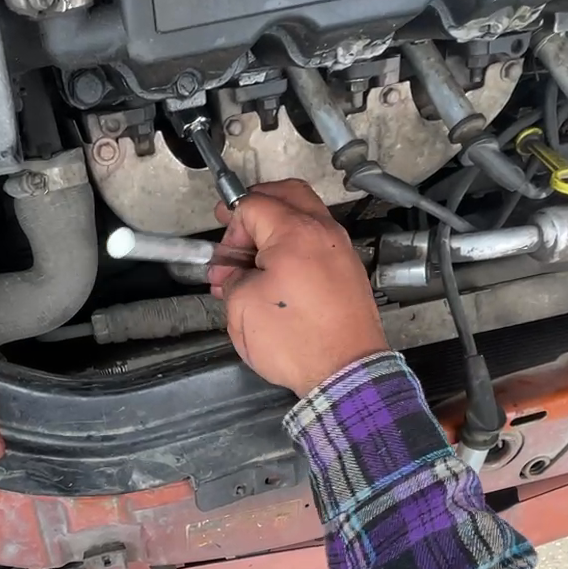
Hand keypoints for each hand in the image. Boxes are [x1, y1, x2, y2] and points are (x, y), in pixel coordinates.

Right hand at [210, 180, 388, 395]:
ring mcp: (340, 252)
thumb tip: (234, 275)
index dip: (229, 227)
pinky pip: (316, 246)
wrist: (344, 373)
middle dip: (256, 208)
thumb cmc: (300, 342)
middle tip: (235, 227)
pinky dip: (293, 250)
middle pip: (287, 195)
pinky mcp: (348, 274)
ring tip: (249, 264)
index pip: (253, 204)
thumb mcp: (242, 307)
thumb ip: (233, 279)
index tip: (220, 248)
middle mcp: (324, 233)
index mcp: (295, 232)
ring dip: (273, 231)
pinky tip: (274, 277)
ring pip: (304, 219)